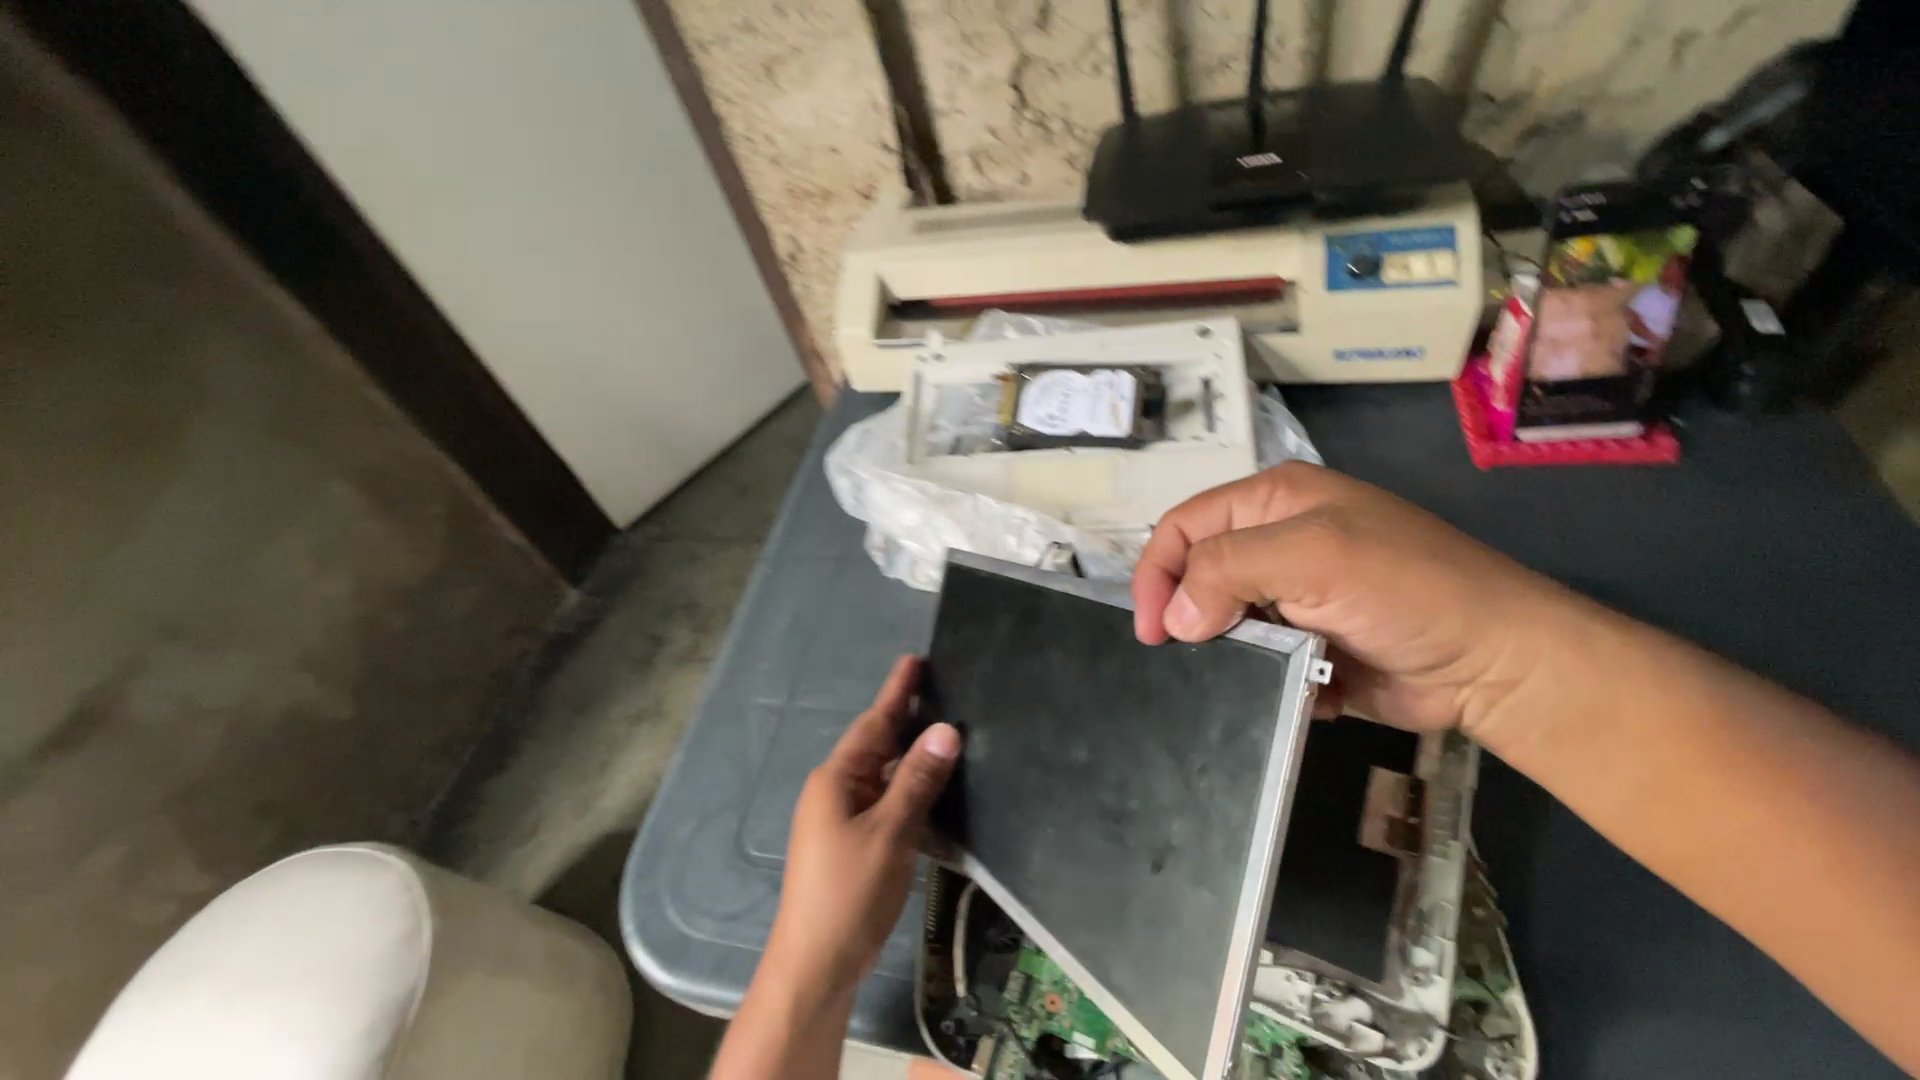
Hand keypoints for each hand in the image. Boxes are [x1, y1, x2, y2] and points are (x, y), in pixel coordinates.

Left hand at [765, 656, 960, 996]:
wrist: (816, 964)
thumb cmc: (849, 892)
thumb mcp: (890, 832)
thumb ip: (917, 780)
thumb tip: (946, 730)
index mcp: (837, 779)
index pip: (874, 723)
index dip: (897, 692)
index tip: (915, 660)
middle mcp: (835, 792)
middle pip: (877, 745)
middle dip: (905, 717)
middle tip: (940, 688)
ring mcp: (840, 820)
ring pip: (882, 775)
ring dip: (910, 755)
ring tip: (943, 730)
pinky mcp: (852, 845)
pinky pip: (884, 802)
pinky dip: (908, 789)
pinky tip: (931, 788)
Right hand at [1131, 462, 1594, 737]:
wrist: (1496, 662)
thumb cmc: (1407, 588)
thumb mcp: (1314, 555)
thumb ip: (1229, 569)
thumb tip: (1175, 616)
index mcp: (1274, 501)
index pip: (1186, 525)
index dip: (1157, 571)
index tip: (1153, 629)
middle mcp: (1279, 542)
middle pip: (1200, 574)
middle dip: (1189, 614)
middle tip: (1189, 657)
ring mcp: (1296, 597)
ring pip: (1225, 622)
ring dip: (1226, 651)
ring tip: (1234, 679)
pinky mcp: (1310, 646)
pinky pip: (1258, 659)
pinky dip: (1259, 678)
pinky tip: (1283, 691)